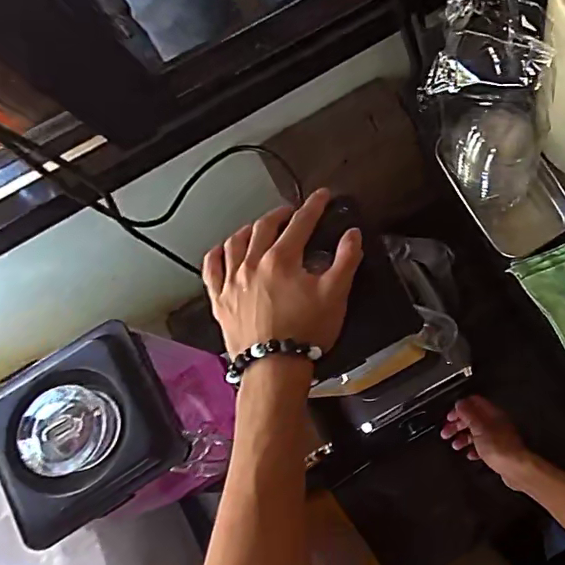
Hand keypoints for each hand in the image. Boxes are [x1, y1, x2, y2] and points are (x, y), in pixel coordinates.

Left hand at [203, 188, 360, 359]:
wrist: (274, 367)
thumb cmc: (305, 332)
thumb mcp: (336, 293)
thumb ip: (346, 259)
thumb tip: (352, 235)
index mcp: (282, 260)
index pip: (300, 223)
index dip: (314, 206)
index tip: (322, 197)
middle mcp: (253, 264)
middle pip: (264, 227)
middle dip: (281, 214)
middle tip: (293, 212)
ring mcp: (232, 282)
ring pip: (235, 242)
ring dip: (250, 229)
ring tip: (259, 227)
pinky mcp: (220, 300)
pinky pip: (212, 268)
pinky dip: (219, 253)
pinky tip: (225, 250)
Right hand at [442, 396, 541, 489]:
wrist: (515, 468)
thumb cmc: (498, 447)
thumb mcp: (479, 427)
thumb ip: (468, 414)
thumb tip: (460, 403)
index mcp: (493, 413)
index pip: (474, 402)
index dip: (459, 408)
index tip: (449, 418)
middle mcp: (496, 422)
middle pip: (474, 417)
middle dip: (458, 424)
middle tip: (446, 433)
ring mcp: (498, 436)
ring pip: (477, 432)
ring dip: (464, 438)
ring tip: (456, 446)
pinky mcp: (498, 449)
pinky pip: (483, 446)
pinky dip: (474, 448)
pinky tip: (470, 455)